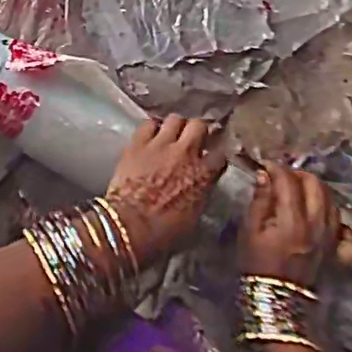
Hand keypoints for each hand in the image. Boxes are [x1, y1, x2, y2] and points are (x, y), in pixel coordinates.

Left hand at [104, 116, 225, 263]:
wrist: (131, 226)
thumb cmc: (165, 233)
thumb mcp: (195, 218)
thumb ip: (201, 194)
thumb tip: (201, 188)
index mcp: (203, 174)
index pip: (220, 155)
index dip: (216, 155)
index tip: (212, 158)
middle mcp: (185, 153)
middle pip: (199, 125)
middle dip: (198, 130)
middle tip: (193, 138)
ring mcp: (161, 144)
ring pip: (175, 119)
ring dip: (175, 126)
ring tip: (171, 133)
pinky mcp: (138, 142)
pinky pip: (148, 123)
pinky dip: (151, 127)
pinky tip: (150, 135)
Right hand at [238, 164, 340, 286]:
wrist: (277, 300)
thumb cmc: (257, 263)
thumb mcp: (249, 230)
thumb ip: (260, 200)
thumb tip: (264, 175)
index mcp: (292, 221)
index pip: (289, 181)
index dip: (276, 168)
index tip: (265, 168)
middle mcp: (317, 225)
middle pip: (316, 185)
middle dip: (297, 175)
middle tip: (282, 179)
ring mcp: (331, 237)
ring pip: (331, 200)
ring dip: (315, 190)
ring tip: (298, 192)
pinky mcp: (337, 249)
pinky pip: (345, 228)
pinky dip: (336, 217)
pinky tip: (322, 216)